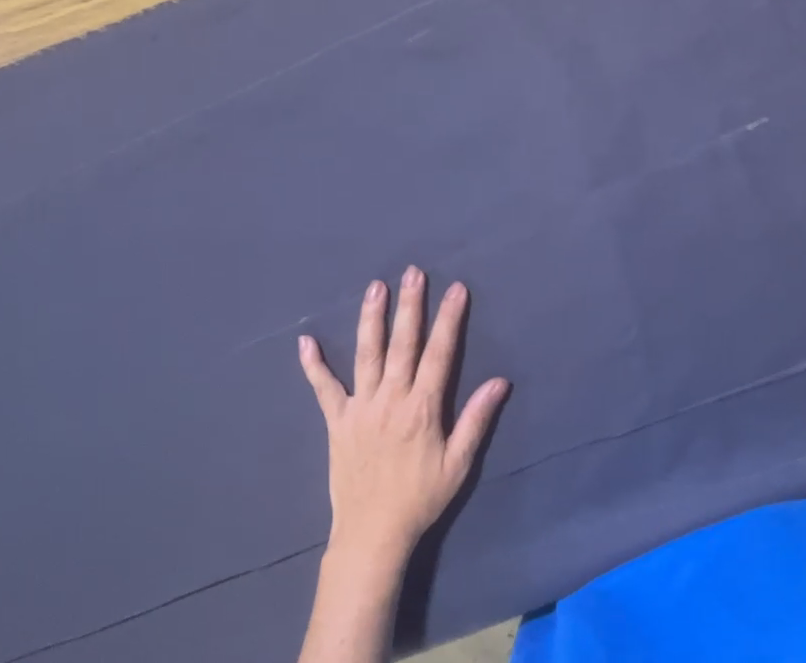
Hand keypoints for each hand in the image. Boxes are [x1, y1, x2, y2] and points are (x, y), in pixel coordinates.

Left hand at [298, 266, 508, 567]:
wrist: (372, 533)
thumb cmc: (422, 498)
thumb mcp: (459, 463)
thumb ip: (477, 419)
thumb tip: (499, 382)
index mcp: (423, 408)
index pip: (440, 353)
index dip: (449, 319)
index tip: (456, 289)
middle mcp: (391, 399)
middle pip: (403, 344)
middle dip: (410, 306)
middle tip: (413, 272)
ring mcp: (361, 408)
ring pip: (367, 355)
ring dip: (372, 319)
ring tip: (375, 287)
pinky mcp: (337, 422)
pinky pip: (323, 389)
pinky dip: (314, 366)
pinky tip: (306, 342)